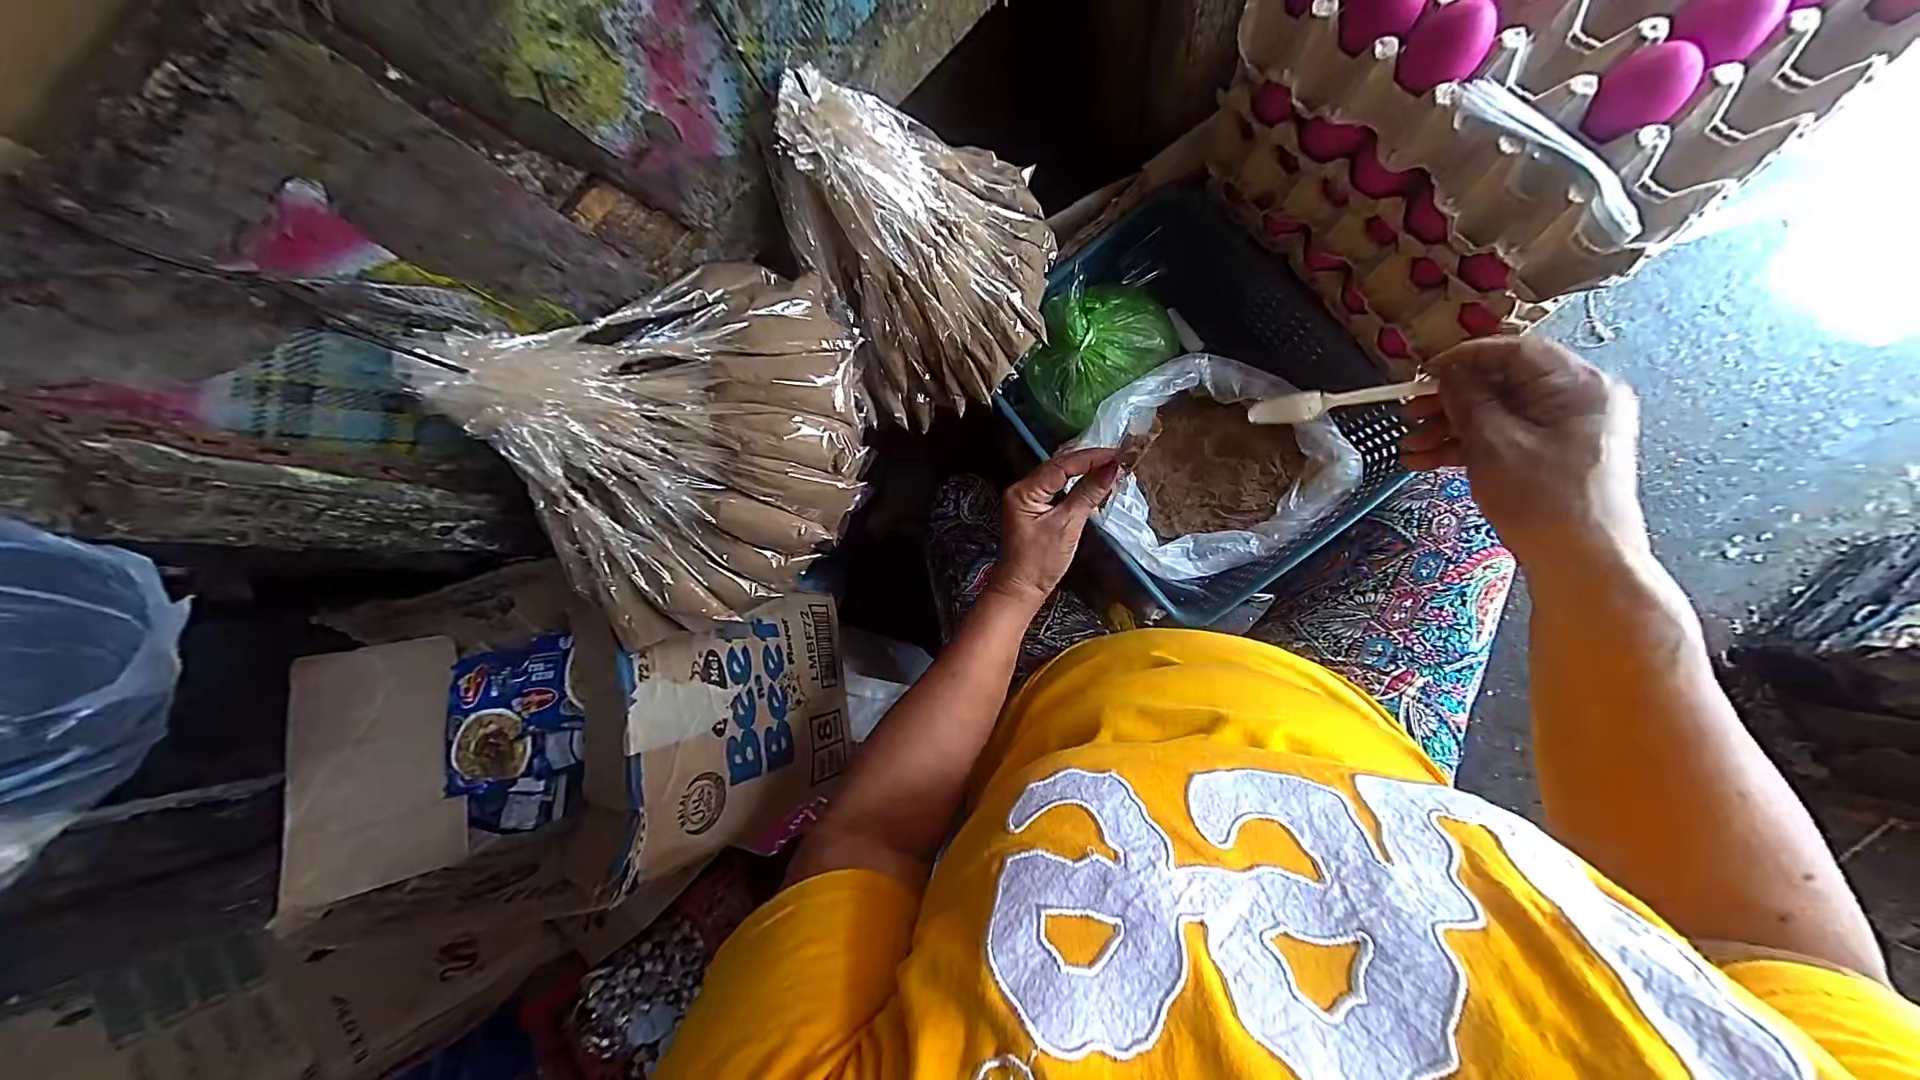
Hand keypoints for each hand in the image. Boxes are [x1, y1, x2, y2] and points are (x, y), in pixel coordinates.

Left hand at [991, 448, 1122, 606]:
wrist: (1022, 588)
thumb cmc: (1040, 562)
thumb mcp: (1067, 526)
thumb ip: (1088, 494)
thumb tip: (1110, 470)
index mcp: (1024, 491)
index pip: (1061, 465)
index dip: (1090, 458)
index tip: (1116, 455)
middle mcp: (1022, 489)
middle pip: (1059, 466)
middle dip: (1089, 460)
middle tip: (1118, 457)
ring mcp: (1027, 498)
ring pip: (1059, 475)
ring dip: (1085, 470)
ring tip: (1111, 465)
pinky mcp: (1035, 508)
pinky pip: (1058, 488)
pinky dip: (1077, 483)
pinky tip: (1094, 481)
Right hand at [1401, 337, 1645, 563]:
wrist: (1581, 558)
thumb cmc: (1544, 499)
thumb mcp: (1494, 444)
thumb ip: (1468, 402)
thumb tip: (1448, 375)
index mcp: (1578, 386)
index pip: (1515, 351)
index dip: (1464, 358)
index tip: (1424, 372)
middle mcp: (1577, 400)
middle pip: (1502, 384)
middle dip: (1449, 401)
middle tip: (1409, 414)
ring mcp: (1565, 429)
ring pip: (1496, 413)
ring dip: (1448, 428)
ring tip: (1410, 447)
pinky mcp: (1551, 454)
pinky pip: (1502, 437)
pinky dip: (1465, 447)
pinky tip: (1427, 461)